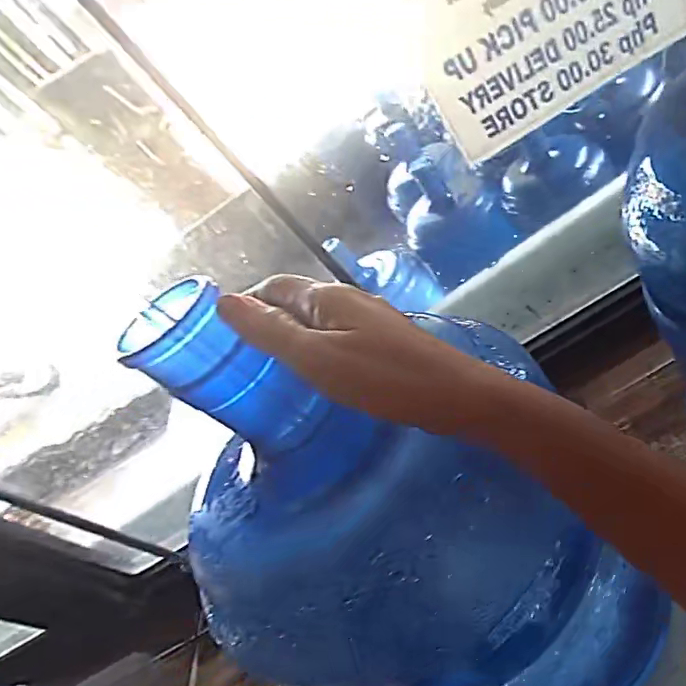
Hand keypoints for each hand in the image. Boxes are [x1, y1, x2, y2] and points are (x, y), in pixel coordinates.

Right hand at [217, 276, 524, 435]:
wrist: (461, 397)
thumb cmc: (388, 379)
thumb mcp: (319, 358)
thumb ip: (273, 331)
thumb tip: (225, 300)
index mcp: (329, 298)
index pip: (273, 288)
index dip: (247, 306)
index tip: (225, 339)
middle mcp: (354, 302)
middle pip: (299, 304)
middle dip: (271, 324)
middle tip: (250, 362)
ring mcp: (378, 324)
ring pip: (325, 324)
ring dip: (301, 341)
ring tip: (282, 373)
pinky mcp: (394, 346)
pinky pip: (348, 342)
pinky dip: (328, 354)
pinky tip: (328, 377)